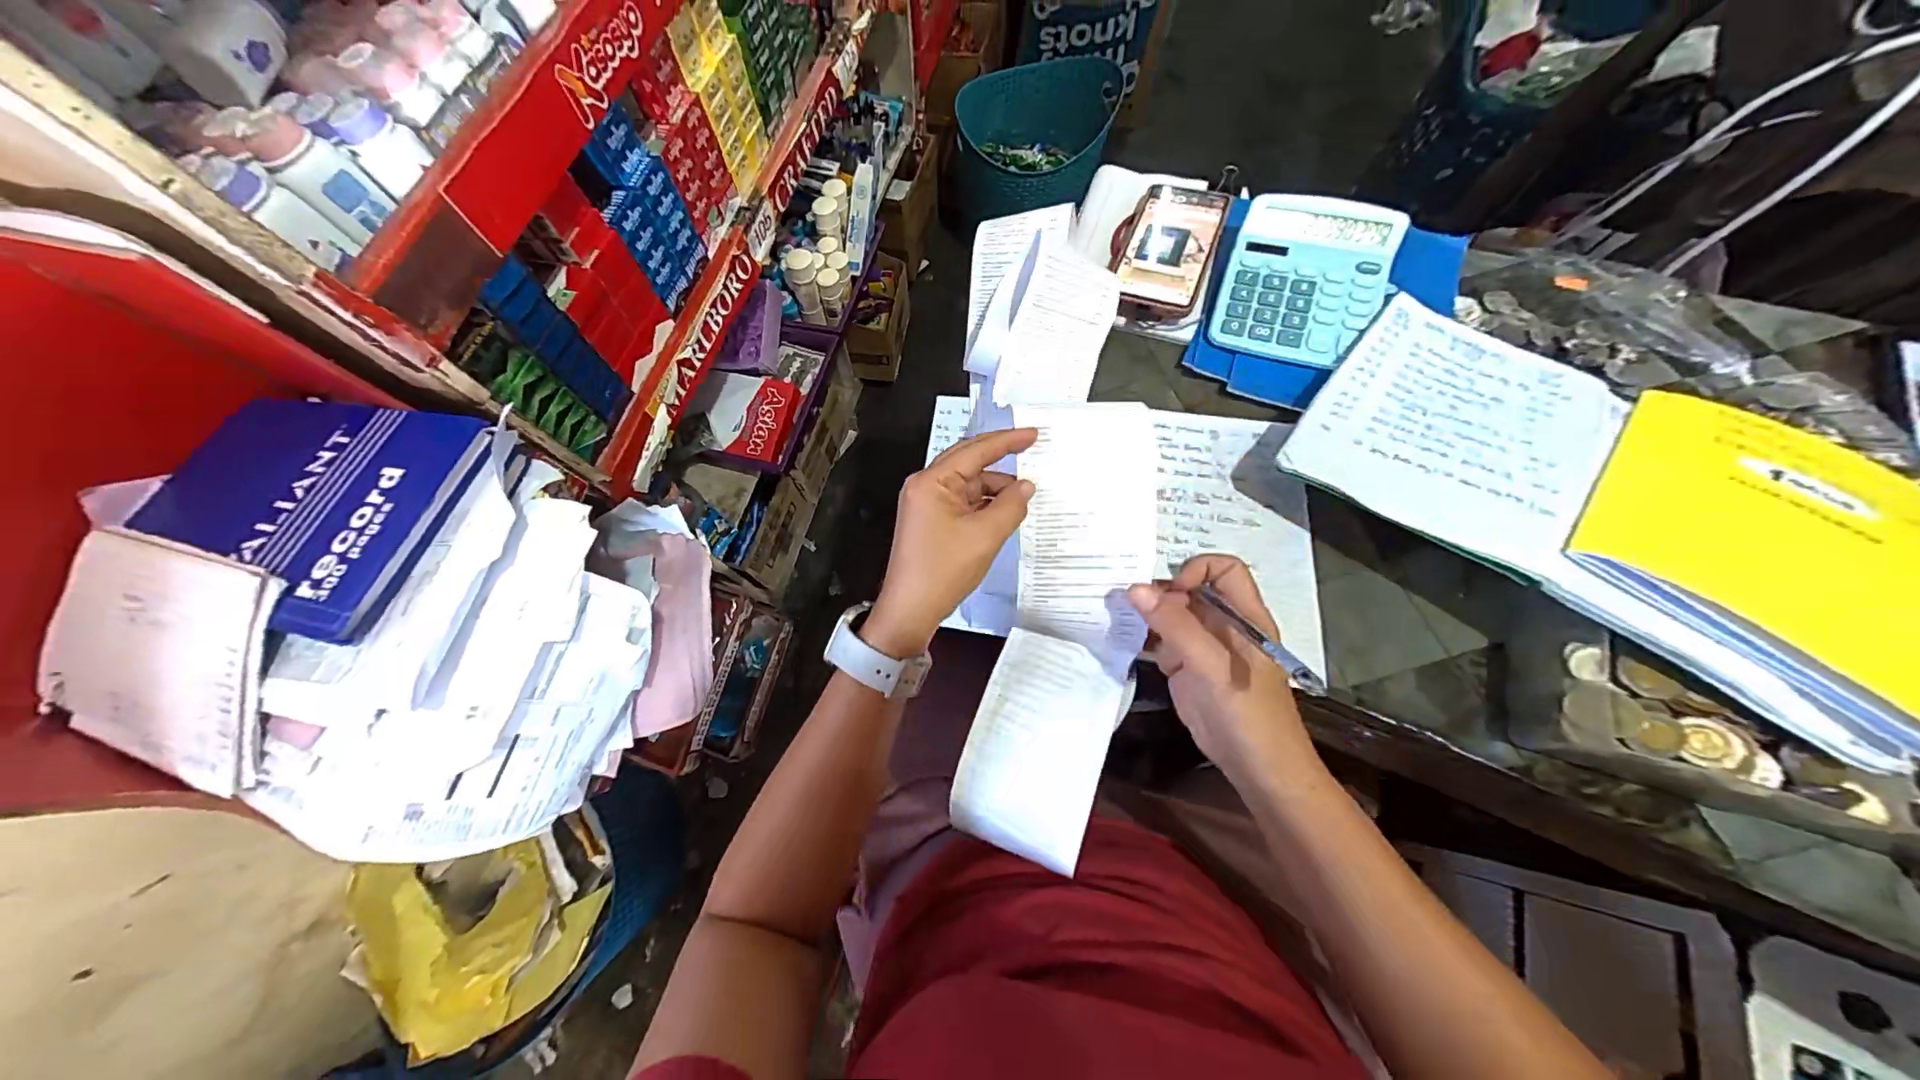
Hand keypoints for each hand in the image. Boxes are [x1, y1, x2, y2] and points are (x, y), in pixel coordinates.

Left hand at [866, 428, 1037, 656]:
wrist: (911, 608)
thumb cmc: (941, 571)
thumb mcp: (985, 536)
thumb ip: (1011, 506)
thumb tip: (1025, 487)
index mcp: (932, 482)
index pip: (976, 450)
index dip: (1007, 441)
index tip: (1032, 434)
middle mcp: (925, 486)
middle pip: (968, 461)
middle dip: (1000, 458)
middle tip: (1030, 449)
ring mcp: (926, 503)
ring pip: (968, 484)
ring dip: (994, 488)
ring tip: (1022, 497)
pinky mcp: (930, 520)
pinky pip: (962, 502)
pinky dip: (984, 504)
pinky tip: (1003, 511)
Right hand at [1127, 555, 1323, 785]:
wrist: (1259, 770)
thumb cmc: (1248, 715)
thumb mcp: (1212, 666)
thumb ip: (1175, 626)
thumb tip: (1136, 589)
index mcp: (1245, 617)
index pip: (1224, 569)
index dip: (1196, 570)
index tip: (1170, 593)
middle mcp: (1224, 626)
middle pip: (1190, 590)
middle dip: (1160, 592)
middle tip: (1127, 603)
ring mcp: (1204, 648)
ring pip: (1172, 615)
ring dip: (1147, 614)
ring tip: (1119, 617)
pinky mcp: (1186, 669)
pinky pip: (1162, 641)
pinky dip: (1144, 637)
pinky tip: (1125, 640)